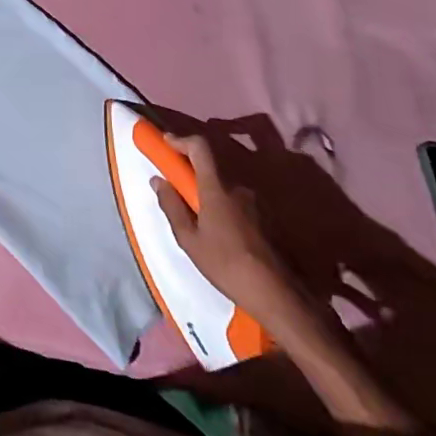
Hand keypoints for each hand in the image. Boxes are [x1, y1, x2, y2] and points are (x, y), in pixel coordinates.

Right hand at [152, 133, 305, 325]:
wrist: (277, 295)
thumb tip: (158, 180)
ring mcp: (256, 204)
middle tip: (176, 190)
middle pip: (212, 168)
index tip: (165, 142)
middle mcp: (239, 189)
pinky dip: (221, 207)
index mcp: (217, 189)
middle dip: (191, 172)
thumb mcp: (188, 238)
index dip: (181, 139)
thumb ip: (171, 206)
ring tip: (196, 220)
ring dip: (207, 193)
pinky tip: (217, 233)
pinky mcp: (266, 219)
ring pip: (224, 188)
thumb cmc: (225, 264)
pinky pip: (236, 202)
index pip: (201, 148)